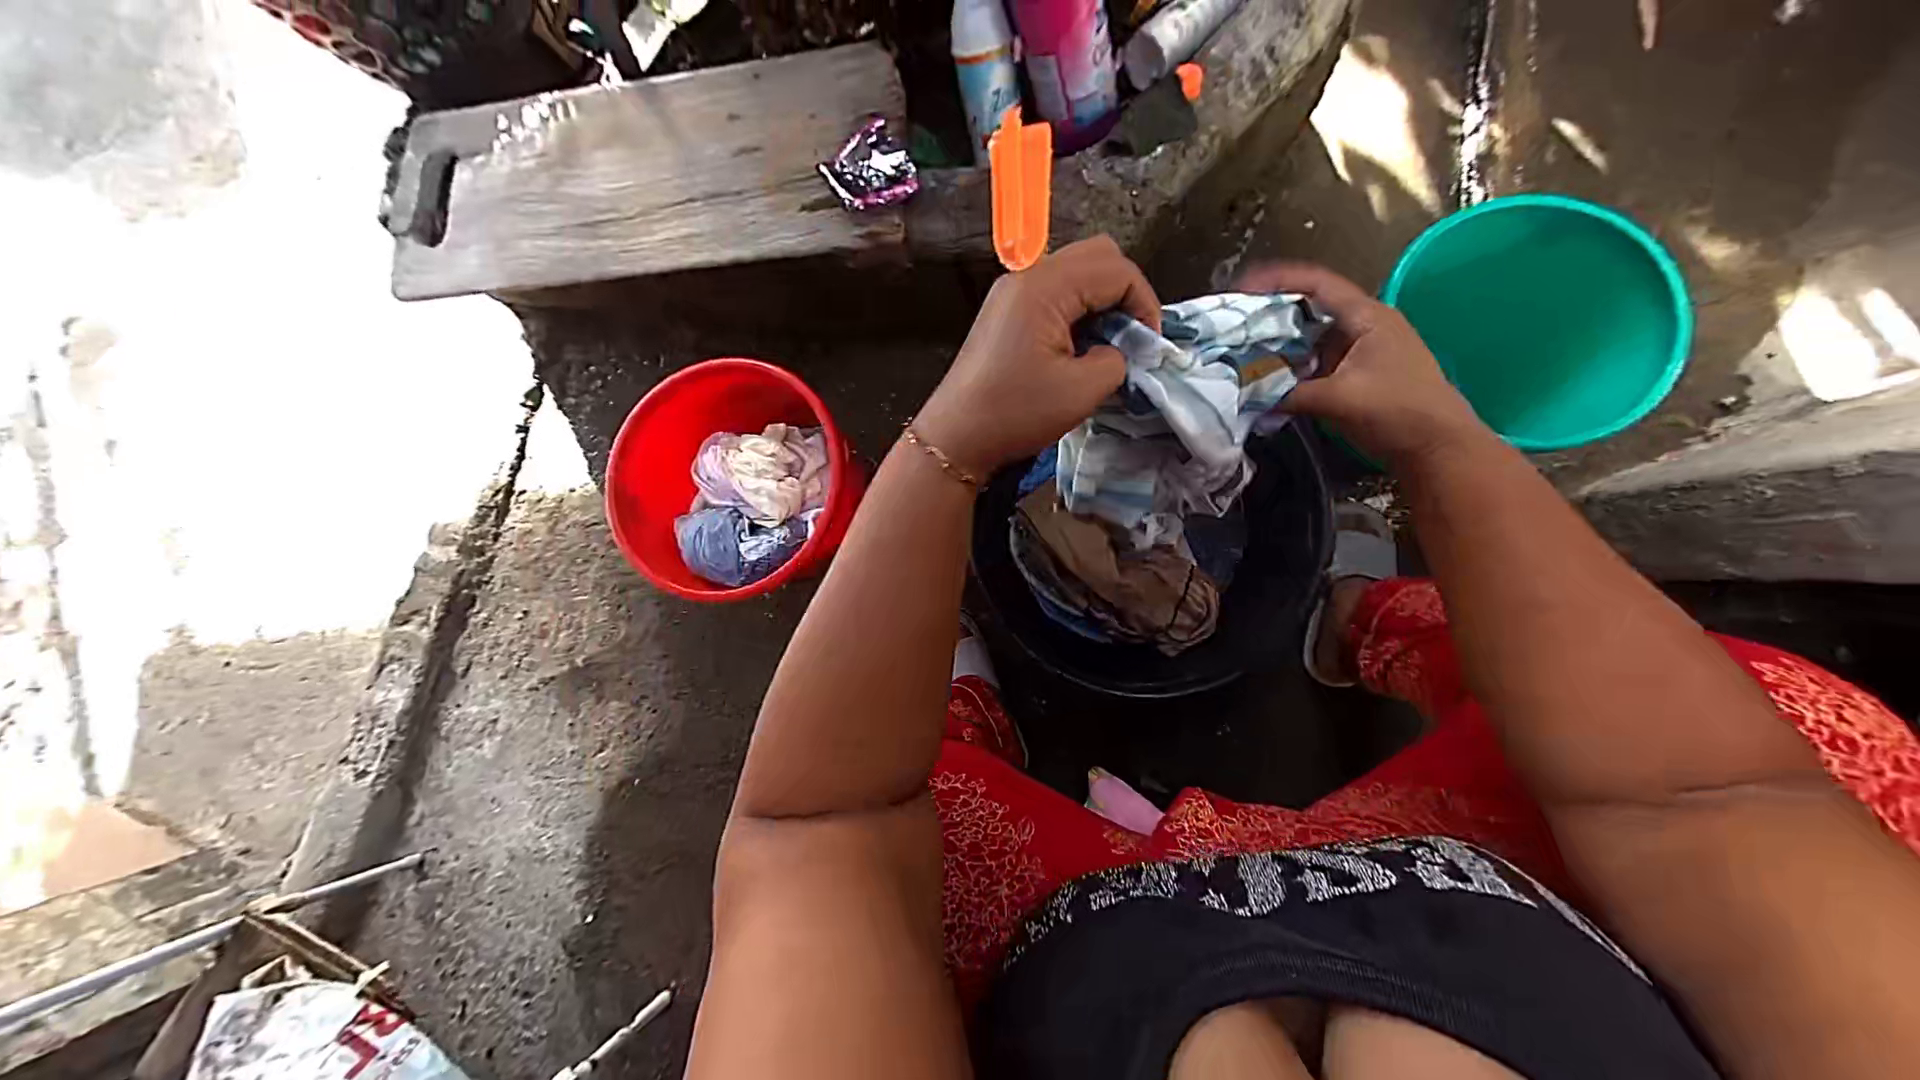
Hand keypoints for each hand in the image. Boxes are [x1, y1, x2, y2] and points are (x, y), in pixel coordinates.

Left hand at [913, 236, 1160, 475]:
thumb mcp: (1082, 391)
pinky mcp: (1006, 312)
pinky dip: (1078, 312)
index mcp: (1045, 287)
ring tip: (1107, 348)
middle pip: (1097, 257)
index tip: (1149, 346)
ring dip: (1102, 303)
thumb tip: (1119, 350)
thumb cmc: (1016, 414)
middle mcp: (1026, 277)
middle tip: (1132, 339)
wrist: (956, 437)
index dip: (1144, 304)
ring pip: (1076, 273)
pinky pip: (1054, 295)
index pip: (1117, 269)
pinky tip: (1080, 350)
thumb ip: (1117, 359)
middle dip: (1126, 294)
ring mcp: (1012, 293)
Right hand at [1235, 262, 1488, 465]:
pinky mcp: (1352, 374)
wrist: (1436, 447)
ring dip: (1276, 342)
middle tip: (1233, 323)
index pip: (1316, 284)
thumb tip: (1246, 396)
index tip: (1241, 289)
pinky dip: (1287, 365)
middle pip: (1308, 308)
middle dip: (1270, 313)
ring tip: (1241, 349)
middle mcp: (1361, 326)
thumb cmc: (1397, 412)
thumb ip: (1288, 394)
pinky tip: (1264, 376)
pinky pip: (1312, 361)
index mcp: (1366, 317)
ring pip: (1308, 337)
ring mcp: (1358, 351)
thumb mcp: (1338, 400)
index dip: (1277, 280)